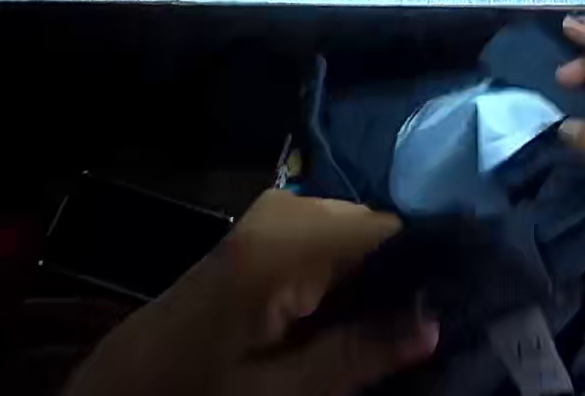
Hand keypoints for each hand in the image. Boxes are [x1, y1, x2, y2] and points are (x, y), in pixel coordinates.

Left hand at [64, 190, 438, 395]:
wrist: (129, 381)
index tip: (455, 300)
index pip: (382, 230)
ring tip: (390, 323)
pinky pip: (327, 233)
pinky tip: (349, 309)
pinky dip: (345, 267)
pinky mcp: (266, 223)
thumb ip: (359, 352)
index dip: (422, 263)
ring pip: (352, 229)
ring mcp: (273, 210)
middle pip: (369, 226)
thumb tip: (434, 318)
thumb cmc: (202, 392)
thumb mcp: (283, 392)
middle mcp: (285, 207)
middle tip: (421, 326)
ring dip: (372, 273)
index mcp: (287, 241)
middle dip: (398, 272)